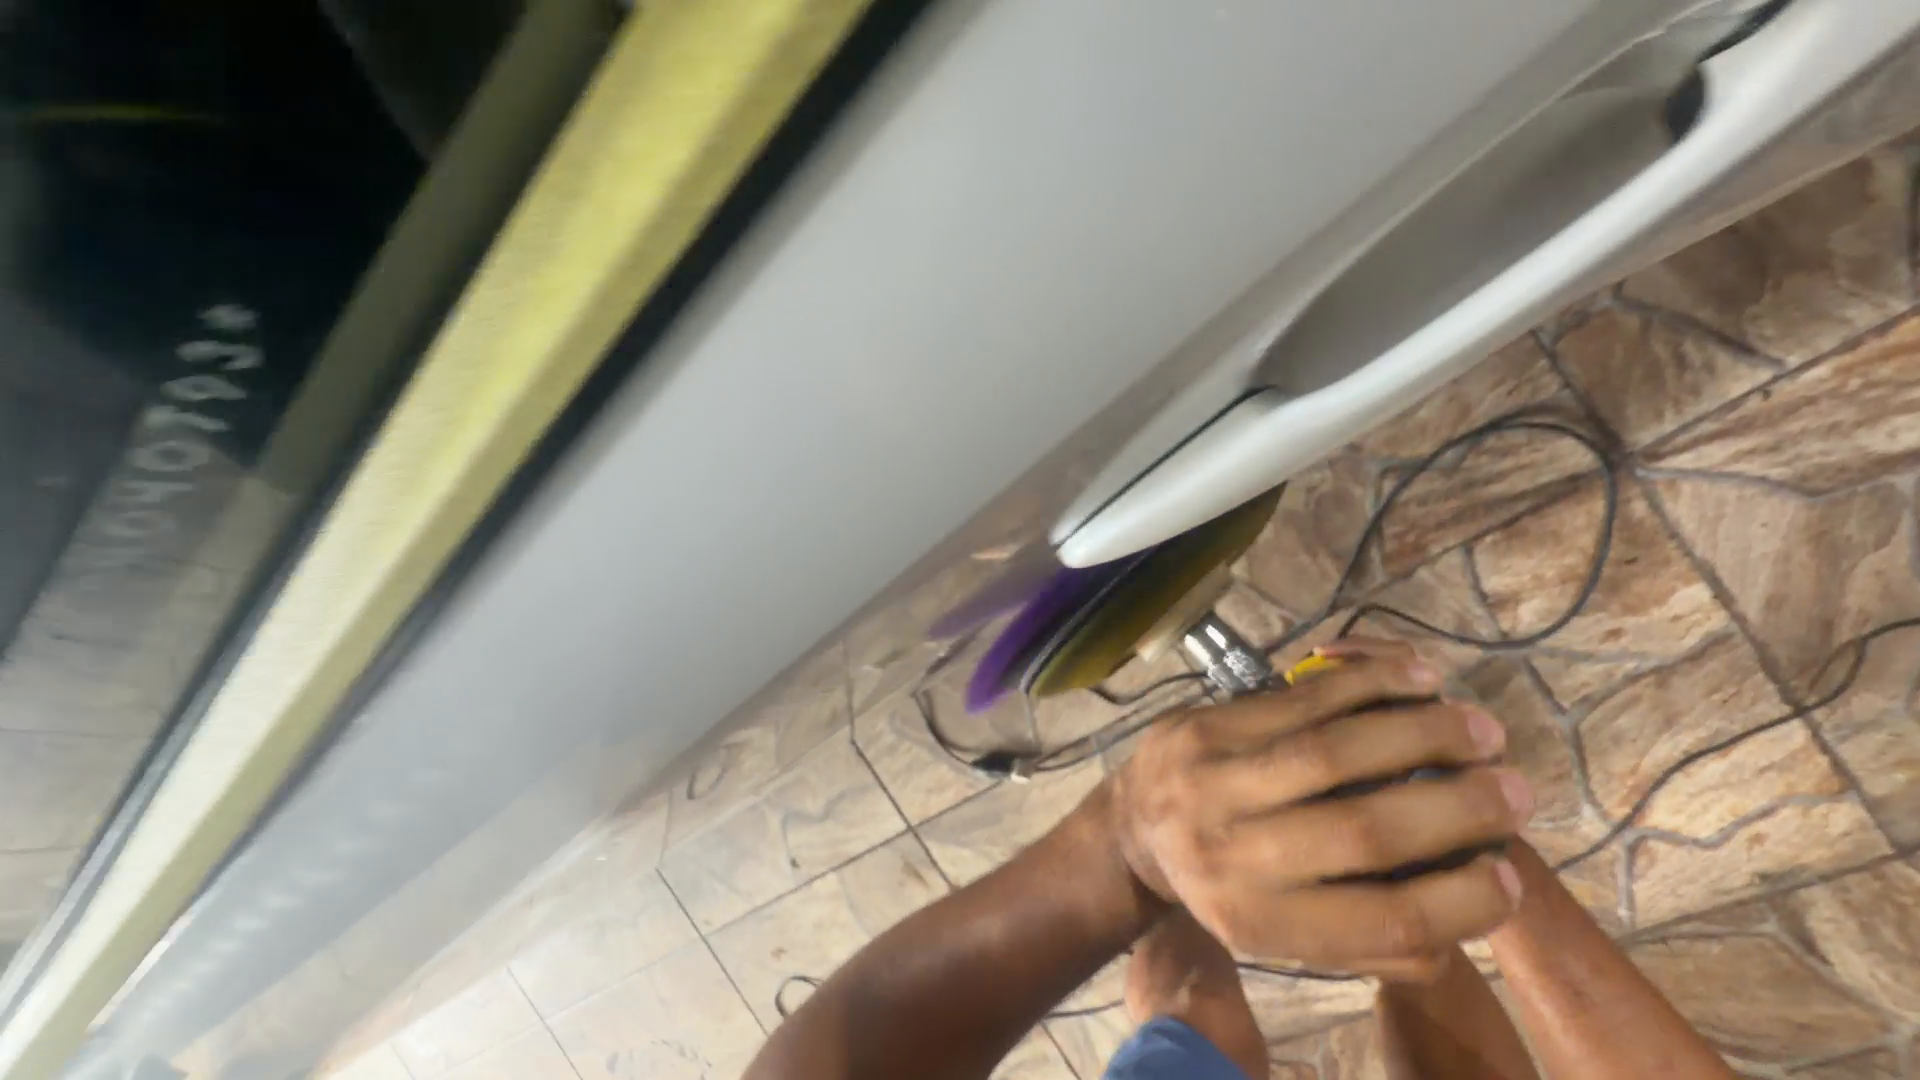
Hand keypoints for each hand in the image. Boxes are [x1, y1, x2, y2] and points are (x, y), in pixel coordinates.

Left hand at [1103, 639, 1531, 973]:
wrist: (1130, 824)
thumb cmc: (1221, 883)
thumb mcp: (1280, 934)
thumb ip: (1366, 938)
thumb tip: (1468, 914)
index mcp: (1258, 921)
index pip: (1380, 921)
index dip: (1460, 903)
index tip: (1511, 878)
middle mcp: (1233, 854)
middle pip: (1363, 832)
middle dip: (1455, 808)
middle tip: (1516, 788)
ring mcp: (1213, 781)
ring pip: (1332, 753)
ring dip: (1418, 734)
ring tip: (1478, 727)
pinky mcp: (1204, 726)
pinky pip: (1297, 701)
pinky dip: (1365, 684)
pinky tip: (1416, 677)